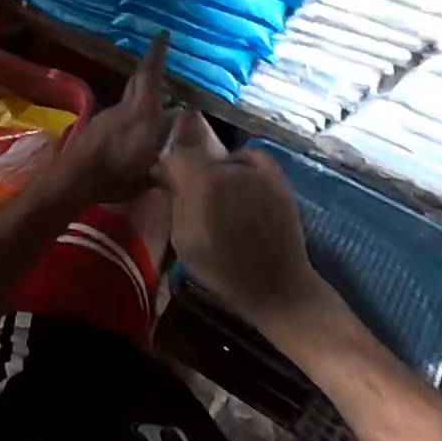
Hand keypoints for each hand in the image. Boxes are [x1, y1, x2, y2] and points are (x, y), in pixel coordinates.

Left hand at [44, 34, 170, 205]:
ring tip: (158, 105)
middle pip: (138, 81)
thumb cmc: (116, 177)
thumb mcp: (152, 171)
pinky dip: (132, 115)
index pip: (150, 76)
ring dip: (143, 97)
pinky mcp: (95, 127)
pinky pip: (120, 115)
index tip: (162, 34)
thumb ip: (169, 151)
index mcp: (142, 113)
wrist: (72, 180)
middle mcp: (124, 107)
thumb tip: (183, 133)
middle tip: (161, 56)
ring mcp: (106, 116)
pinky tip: (136, 131)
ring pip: (130, 100)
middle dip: (150, 67)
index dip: (157, 54)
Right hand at [158, 113, 327, 329]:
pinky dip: (243, 166)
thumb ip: (174, 201)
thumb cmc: (222, 270)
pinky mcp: (277, 178)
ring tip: (220, 195)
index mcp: (202, 183)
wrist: (275, 286)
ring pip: (226, 159)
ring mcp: (256, 171)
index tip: (164, 179)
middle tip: (193, 194)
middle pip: (202, 157)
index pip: (176, 155)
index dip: (169, 166)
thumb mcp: (183, 240)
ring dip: (218, 172)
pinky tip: (241, 184)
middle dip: (193, 172)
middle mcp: (229, 168)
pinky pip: (253, 159)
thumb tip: (164, 174)